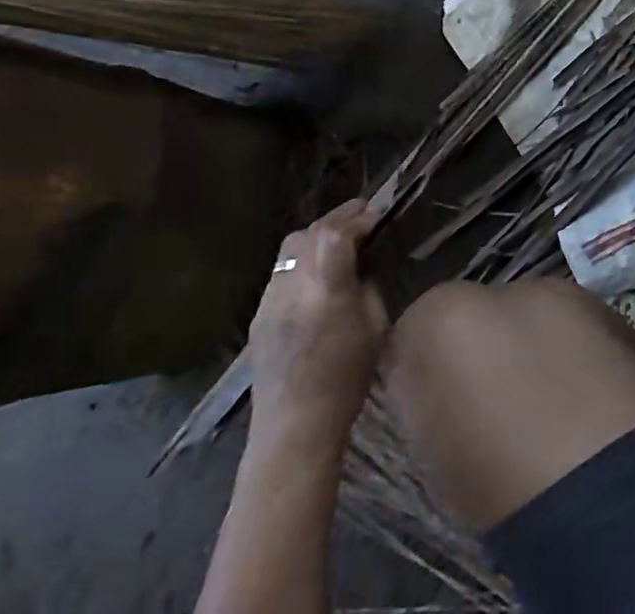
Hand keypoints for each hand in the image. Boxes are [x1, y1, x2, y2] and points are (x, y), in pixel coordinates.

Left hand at [248, 199, 386, 435]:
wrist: (294, 424)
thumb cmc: (346, 380)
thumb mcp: (375, 328)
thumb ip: (368, 289)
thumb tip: (362, 267)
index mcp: (326, 291)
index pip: (336, 235)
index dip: (357, 219)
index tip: (376, 214)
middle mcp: (293, 286)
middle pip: (309, 233)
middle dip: (337, 217)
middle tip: (361, 210)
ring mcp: (269, 299)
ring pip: (289, 248)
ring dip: (316, 233)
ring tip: (339, 233)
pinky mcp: (258, 313)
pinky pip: (281, 271)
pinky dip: (302, 257)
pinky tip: (317, 268)